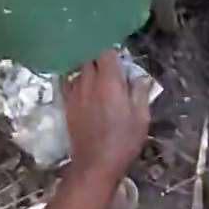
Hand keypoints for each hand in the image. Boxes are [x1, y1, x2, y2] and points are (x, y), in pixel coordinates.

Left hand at [62, 50, 150, 185]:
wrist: (95, 164)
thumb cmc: (124, 141)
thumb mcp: (141, 117)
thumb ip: (140, 92)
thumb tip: (140, 76)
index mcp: (110, 82)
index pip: (106, 51)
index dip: (111, 45)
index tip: (118, 46)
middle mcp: (89, 82)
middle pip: (89, 55)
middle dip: (97, 52)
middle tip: (107, 55)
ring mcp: (75, 92)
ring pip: (77, 67)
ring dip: (86, 63)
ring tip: (94, 65)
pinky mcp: (67, 103)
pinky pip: (67, 80)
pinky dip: (74, 75)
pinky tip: (81, 79)